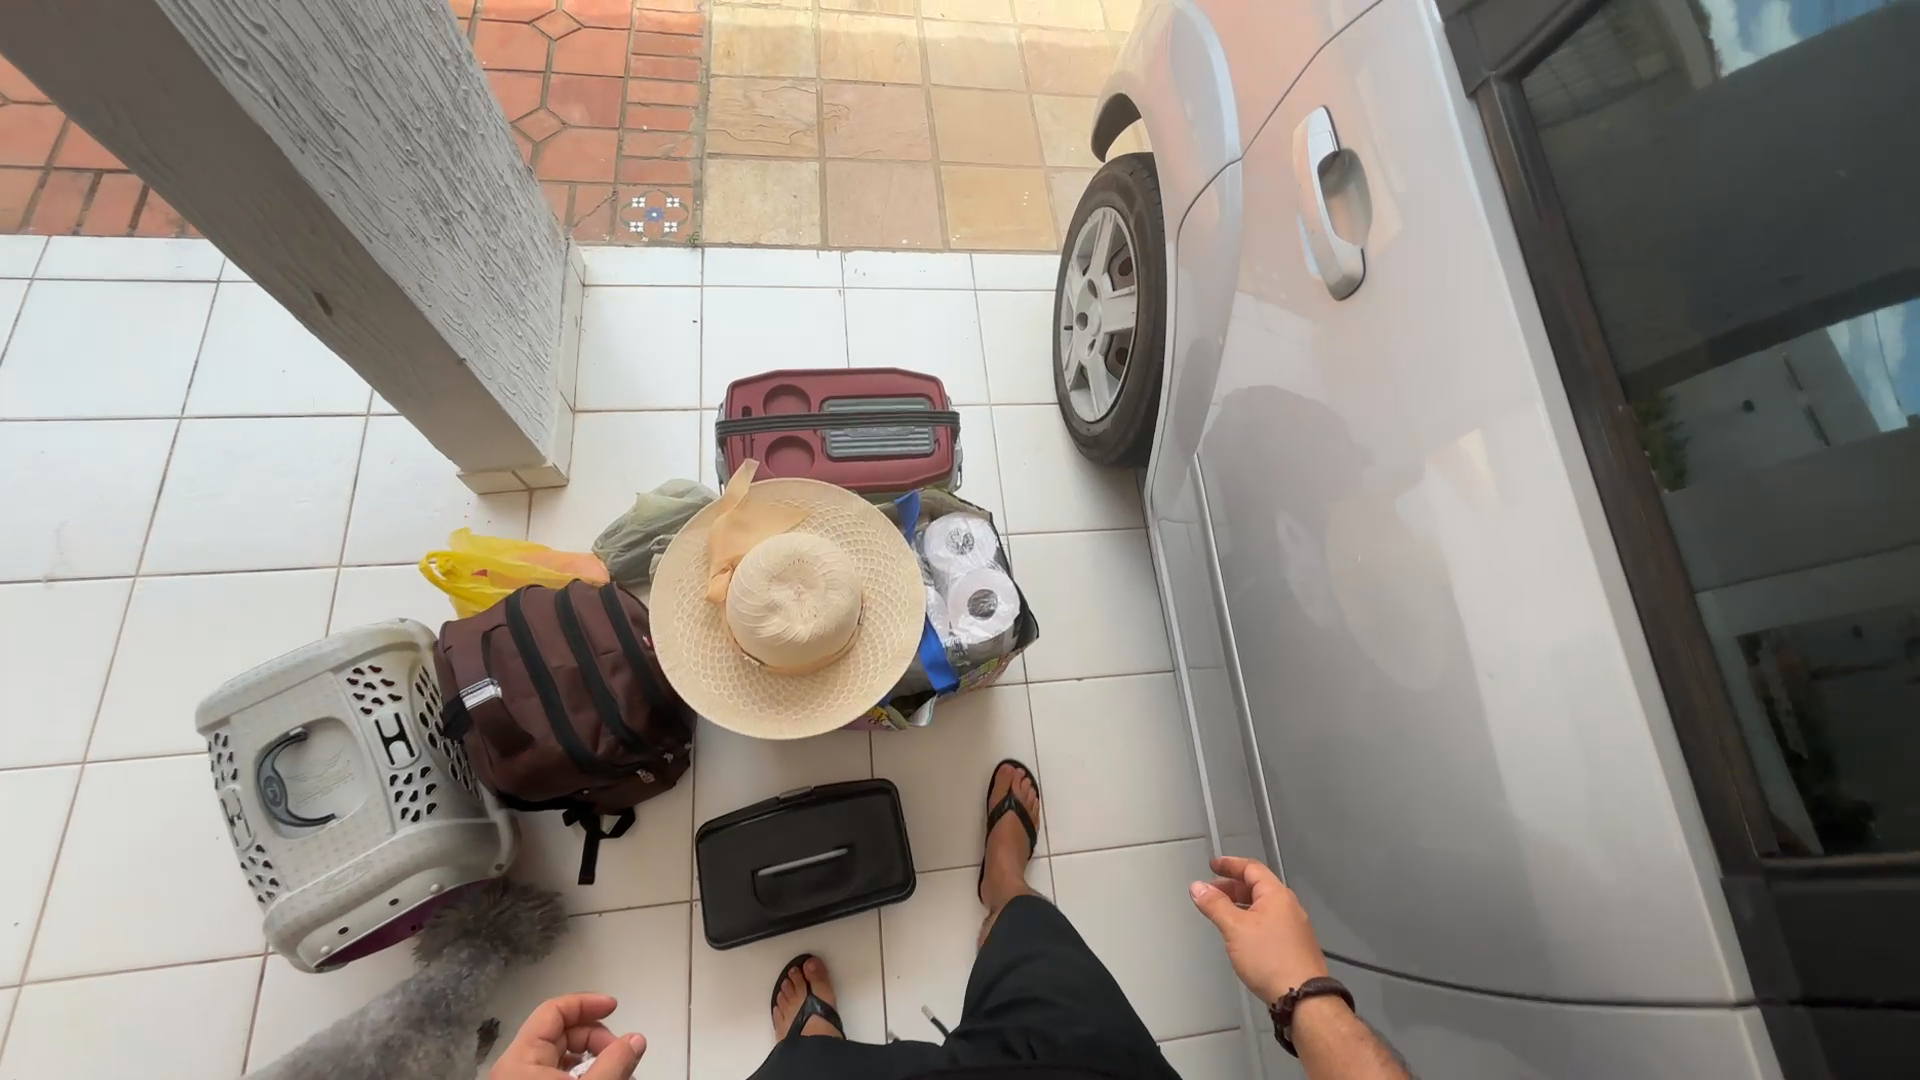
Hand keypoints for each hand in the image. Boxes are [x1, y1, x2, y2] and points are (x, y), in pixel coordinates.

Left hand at [490, 993, 646, 1079]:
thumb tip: (637, 1039)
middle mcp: (515, 1067)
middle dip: (595, 1036)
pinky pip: (555, 1075)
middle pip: (561, 1032)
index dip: (586, 1003)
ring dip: (592, 1057)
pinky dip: (580, 1074)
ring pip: (560, 1056)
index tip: (614, 1006)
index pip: (554, 1010)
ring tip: (615, 1070)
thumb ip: (614, 1062)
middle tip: (620, 1052)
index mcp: (520, 1058)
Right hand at [1190, 856, 1328, 1003]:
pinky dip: (1251, 919)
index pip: (1251, 868)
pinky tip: (1242, 935)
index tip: (1212, 865)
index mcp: (1276, 895)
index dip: (1229, 864)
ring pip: (1263, 906)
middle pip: (1257, 886)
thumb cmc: (1269, 958)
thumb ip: (1214, 905)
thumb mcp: (1234, 928)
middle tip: (1211, 893)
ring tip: (1222, 914)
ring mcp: (1295, 927)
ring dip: (1241, 904)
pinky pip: (1270, 922)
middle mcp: (1289, 906)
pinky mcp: (1296, 946)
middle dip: (1232, 886)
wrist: (1304, 1000)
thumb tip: (1197, 886)